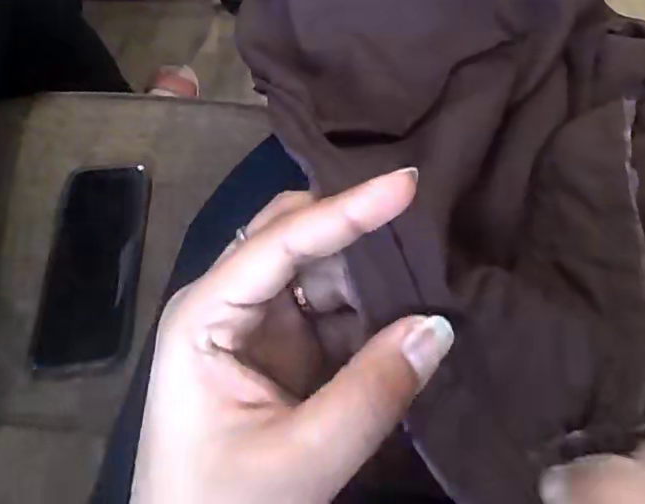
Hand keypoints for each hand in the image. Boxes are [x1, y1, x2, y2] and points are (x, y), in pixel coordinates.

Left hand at [133, 168, 454, 503]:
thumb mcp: (299, 461)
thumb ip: (371, 393)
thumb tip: (437, 325)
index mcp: (207, 311)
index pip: (282, 239)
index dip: (347, 208)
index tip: (406, 182)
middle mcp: (230, 300)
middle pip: (296, 235)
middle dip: (354, 221)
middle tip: (417, 204)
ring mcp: (259, 322)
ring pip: (319, 266)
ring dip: (368, 263)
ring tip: (423, 250)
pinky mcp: (285, 348)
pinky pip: (333, 306)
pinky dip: (371, 303)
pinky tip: (407, 297)